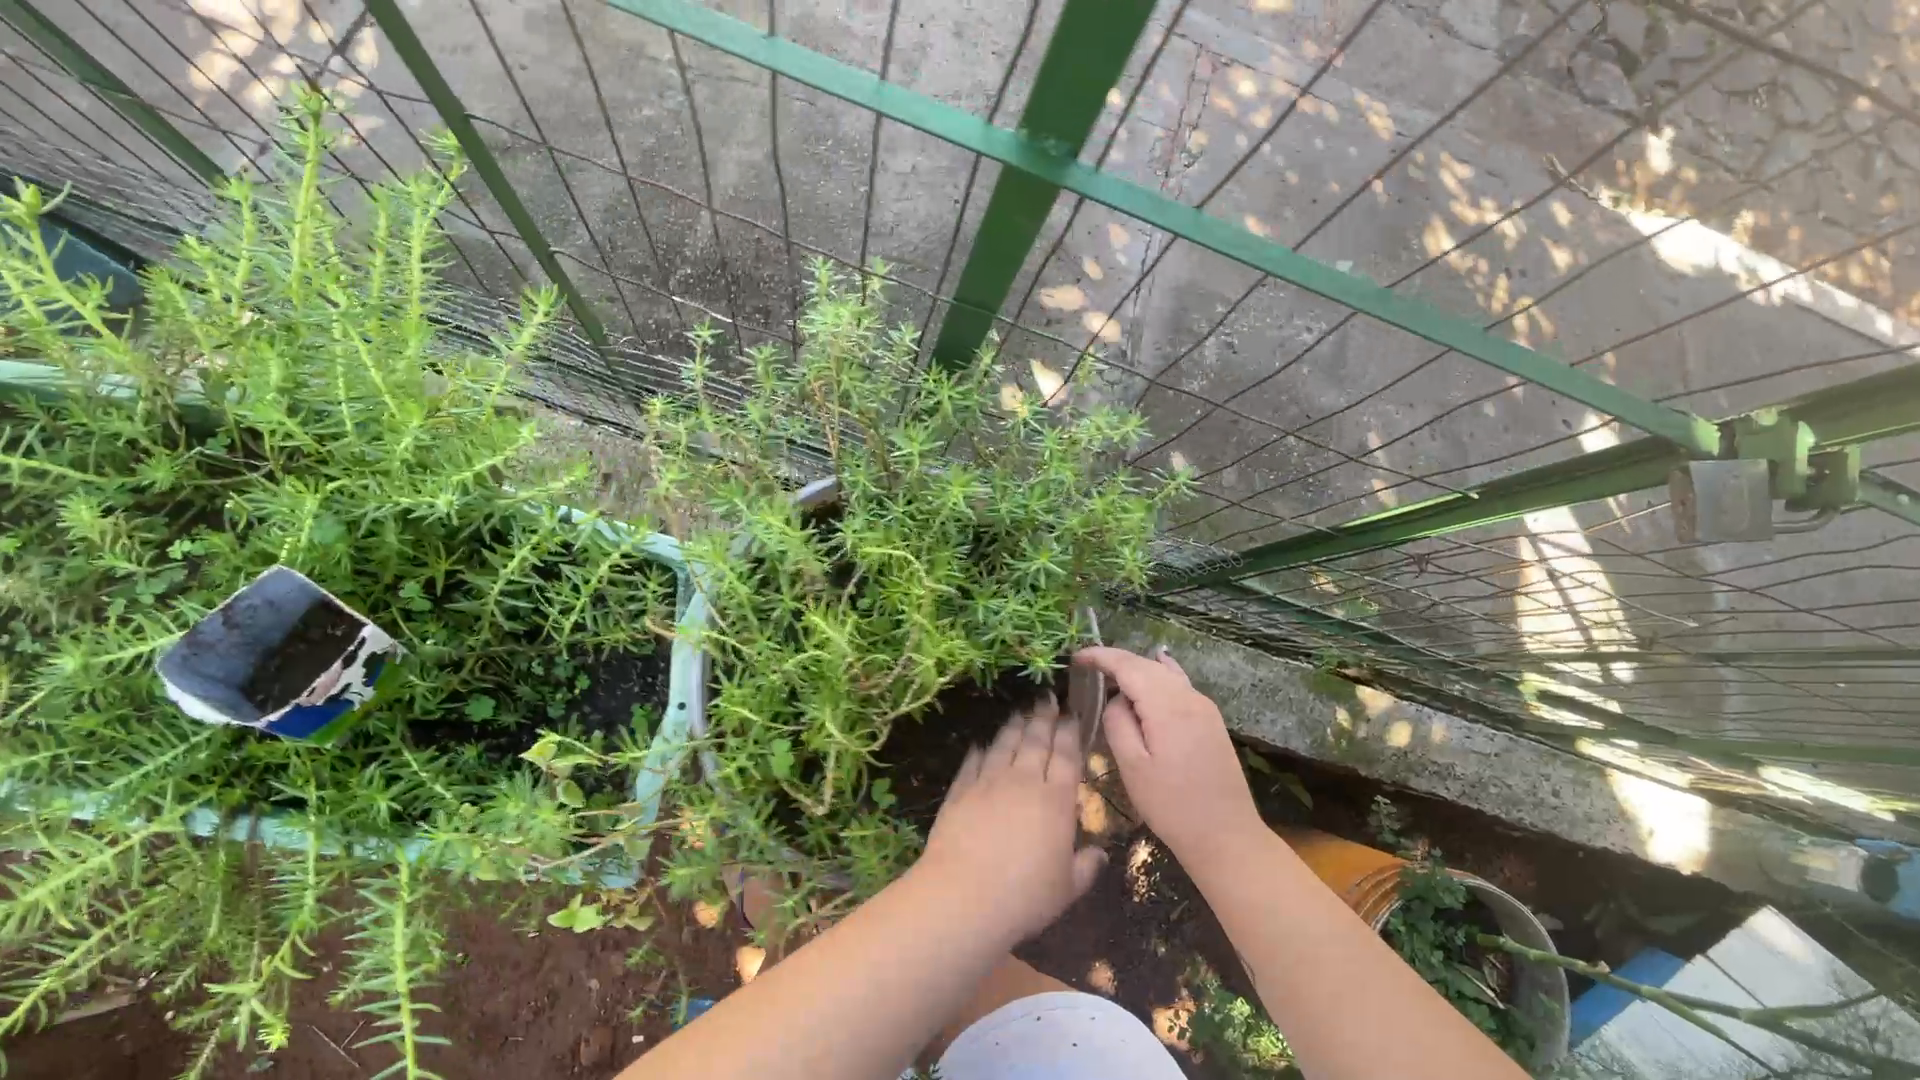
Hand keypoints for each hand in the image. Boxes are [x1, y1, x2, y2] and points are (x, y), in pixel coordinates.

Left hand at [917, 695, 1106, 943]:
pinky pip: (973, 763)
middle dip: (1044, 718)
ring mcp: (988, 783)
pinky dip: (980, 751)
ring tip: (1021, 711)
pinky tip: (982, 745)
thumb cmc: (1025, 895)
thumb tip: (1099, 853)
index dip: (1070, 732)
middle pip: (1036, 741)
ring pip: (1005, 745)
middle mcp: (1023, 782)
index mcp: (1056, 800)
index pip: (1067, 756)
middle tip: (1048, 698)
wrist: (963, 896)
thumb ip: (1085, 867)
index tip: (1072, 714)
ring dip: (1015, 726)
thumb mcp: (1067, 888)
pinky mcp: (960, 791)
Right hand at [1074, 646, 1262, 867]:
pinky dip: (1161, 674)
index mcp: (1167, 706)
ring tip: (1110, 673)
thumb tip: (1116, 699)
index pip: (1128, 666)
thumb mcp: (1132, 766)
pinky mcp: (1211, 721)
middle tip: (1086, 666)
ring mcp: (1204, 707)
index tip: (1076, 657)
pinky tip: (1158, 664)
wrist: (1225, 834)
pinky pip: (1180, 685)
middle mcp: (1189, 697)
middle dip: (1116, 661)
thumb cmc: (1171, 805)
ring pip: (1165, 674)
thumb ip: (1118, 722)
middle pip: (1147, 665)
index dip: (1100, 656)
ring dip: (1137, 669)